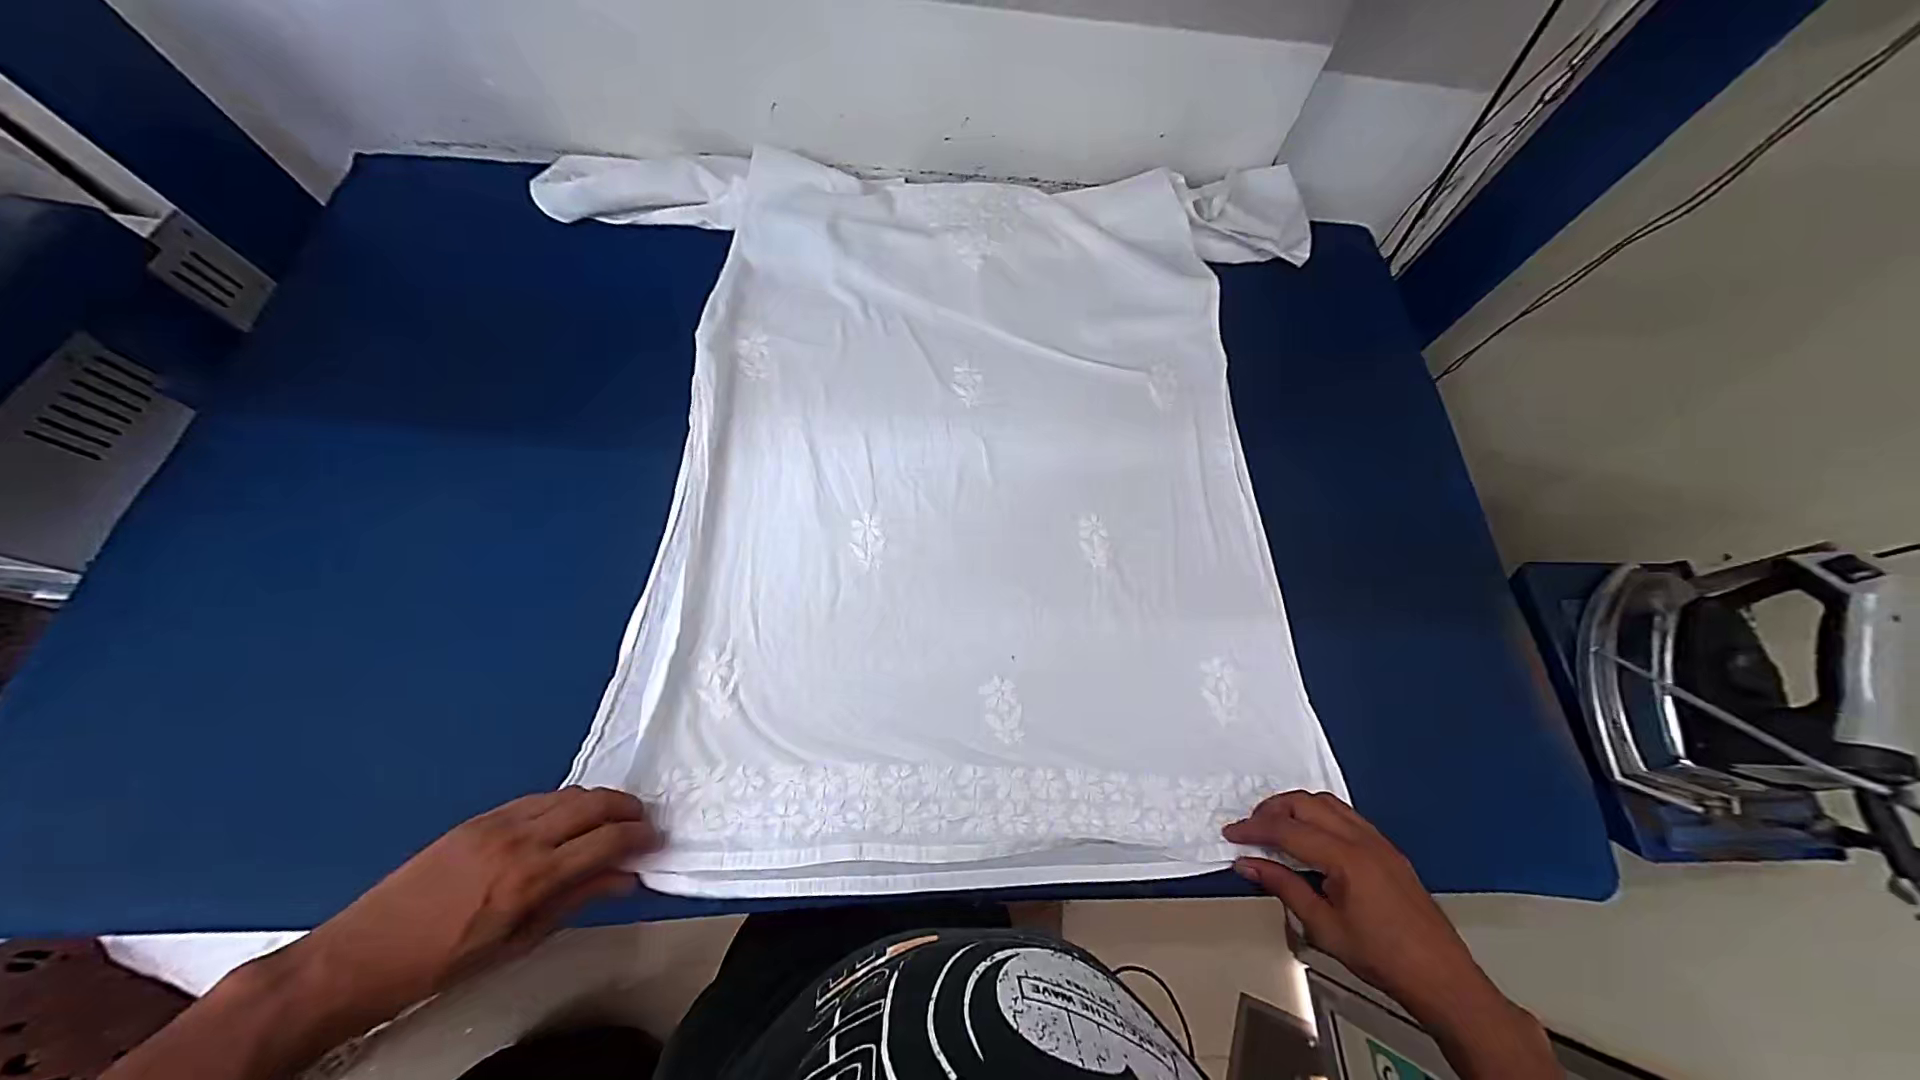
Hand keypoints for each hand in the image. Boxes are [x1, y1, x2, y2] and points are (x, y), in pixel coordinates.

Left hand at [274, 786, 661, 1023]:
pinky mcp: (479, 818)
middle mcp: (520, 839)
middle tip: (642, 824)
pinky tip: (569, 819)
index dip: (640, 837)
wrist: (358, 956)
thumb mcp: (517, 944)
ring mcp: (497, 823)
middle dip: (627, 809)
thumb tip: (623, 879)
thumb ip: (576, 902)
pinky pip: (538, 798)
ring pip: (569, 794)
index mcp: (531, 878)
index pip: (607, 840)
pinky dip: (566, 802)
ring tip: (612, 819)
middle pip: (594, 804)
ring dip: (600, 802)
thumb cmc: (440, 963)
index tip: (656, 841)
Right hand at [1223, 791, 1486, 1017]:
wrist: (1442, 978)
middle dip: (1271, 810)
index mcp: (1347, 858)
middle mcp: (1363, 840)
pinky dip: (1319, 814)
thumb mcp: (1323, 927)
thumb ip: (1283, 887)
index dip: (1254, 830)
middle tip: (1250, 829)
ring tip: (1275, 827)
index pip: (1288, 830)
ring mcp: (1379, 842)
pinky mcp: (1388, 849)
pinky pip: (1346, 815)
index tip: (1232, 834)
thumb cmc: (1384, 958)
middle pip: (1305, 803)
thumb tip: (1248, 865)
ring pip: (1327, 802)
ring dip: (1295, 807)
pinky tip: (1309, 835)